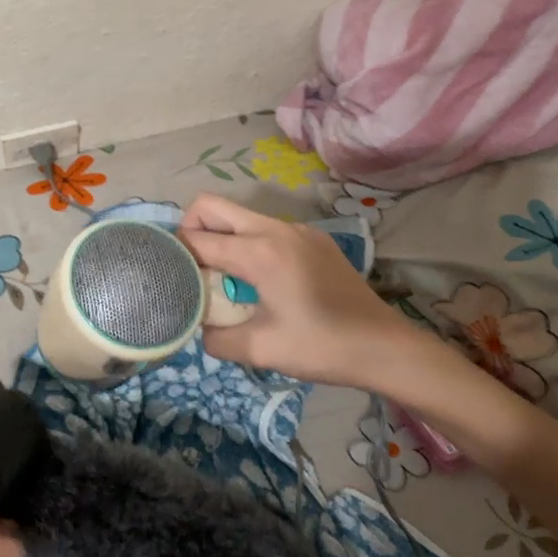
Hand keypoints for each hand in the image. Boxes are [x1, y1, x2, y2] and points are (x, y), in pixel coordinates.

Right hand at [179, 193, 422, 388]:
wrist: (389, 349)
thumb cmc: (324, 348)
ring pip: (238, 216)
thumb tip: (197, 326)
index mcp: (259, 251)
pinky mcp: (314, 240)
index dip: (174, 255)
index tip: (168, 279)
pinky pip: (264, 229)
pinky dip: (247, 245)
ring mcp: (298, 231)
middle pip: (211, 206)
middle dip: (190, 230)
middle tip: (191, 269)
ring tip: (224, 280)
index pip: (195, 238)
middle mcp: (276, 229)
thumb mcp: (260, 350)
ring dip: (220, 238)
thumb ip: (215, 336)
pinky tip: (259, 282)